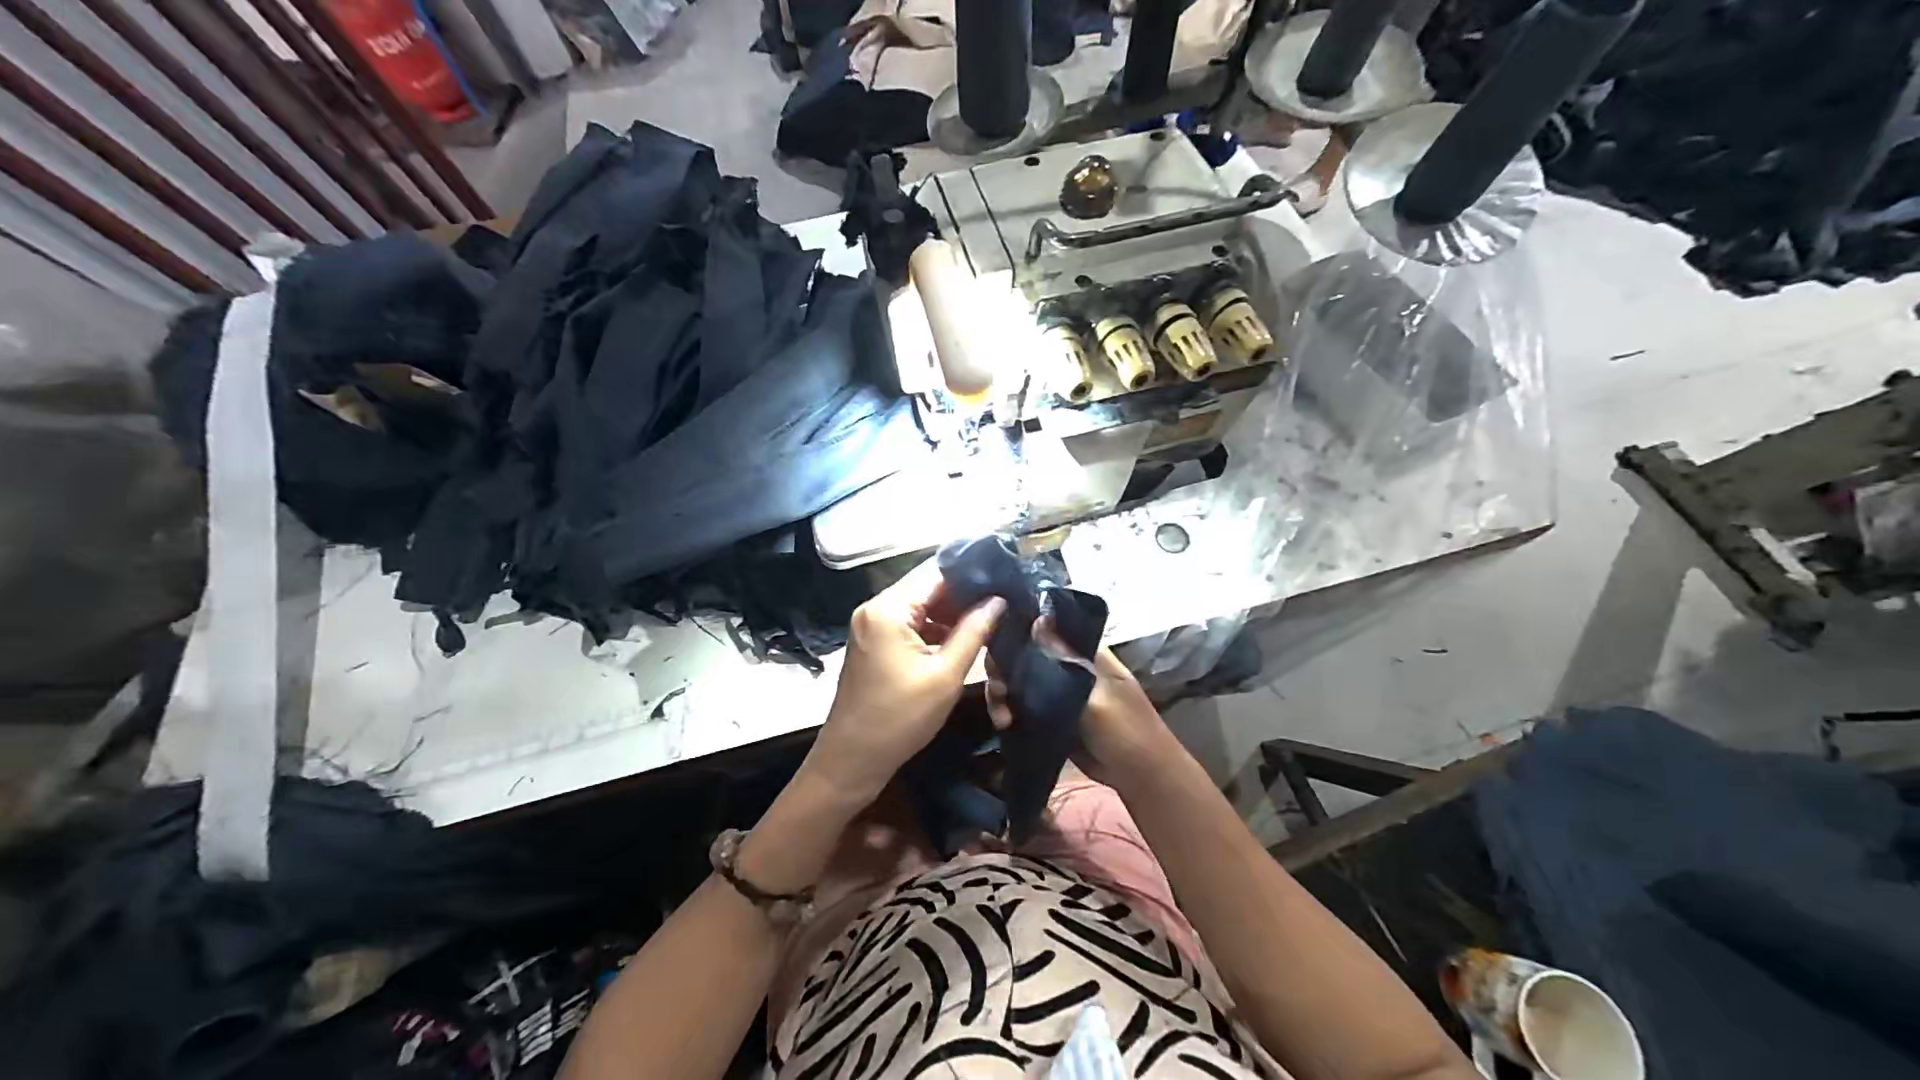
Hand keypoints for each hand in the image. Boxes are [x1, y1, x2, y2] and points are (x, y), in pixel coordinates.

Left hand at [802, 558, 1004, 806]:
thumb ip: (973, 632)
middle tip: (1005, 602)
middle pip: (928, 587)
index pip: (936, 572)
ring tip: (992, 620)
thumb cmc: (899, 718)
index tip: (1006, 577)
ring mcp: (872, 625)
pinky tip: (963, 639)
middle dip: (965, 595)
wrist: (852, 759)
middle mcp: (876, 608)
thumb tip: (998, 601)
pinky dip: (935, 629)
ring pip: (921, 606)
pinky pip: (910, 624)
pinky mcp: (874, 642)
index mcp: (888, 609)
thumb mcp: (945, 675)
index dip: (973, 574)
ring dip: (952, 614)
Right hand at [985, 622, 1176, 786]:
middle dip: (1004, 668)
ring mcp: (1055, 690)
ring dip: (1002, 694)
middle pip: (1023, 655)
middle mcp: (1065, 664)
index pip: (1044, 628)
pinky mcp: (1047, 715)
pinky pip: (1019, 705)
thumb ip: (1065, 662)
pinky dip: (1007, 711)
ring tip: (1002, 716)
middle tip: (997, 688)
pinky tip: (1004, 723)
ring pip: (1017, 681)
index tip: (995, 646)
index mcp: (1083, 651)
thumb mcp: (1097, 696)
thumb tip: (1038, 620)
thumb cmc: (1127, 729)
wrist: (1139, 777)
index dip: (1017, 632)